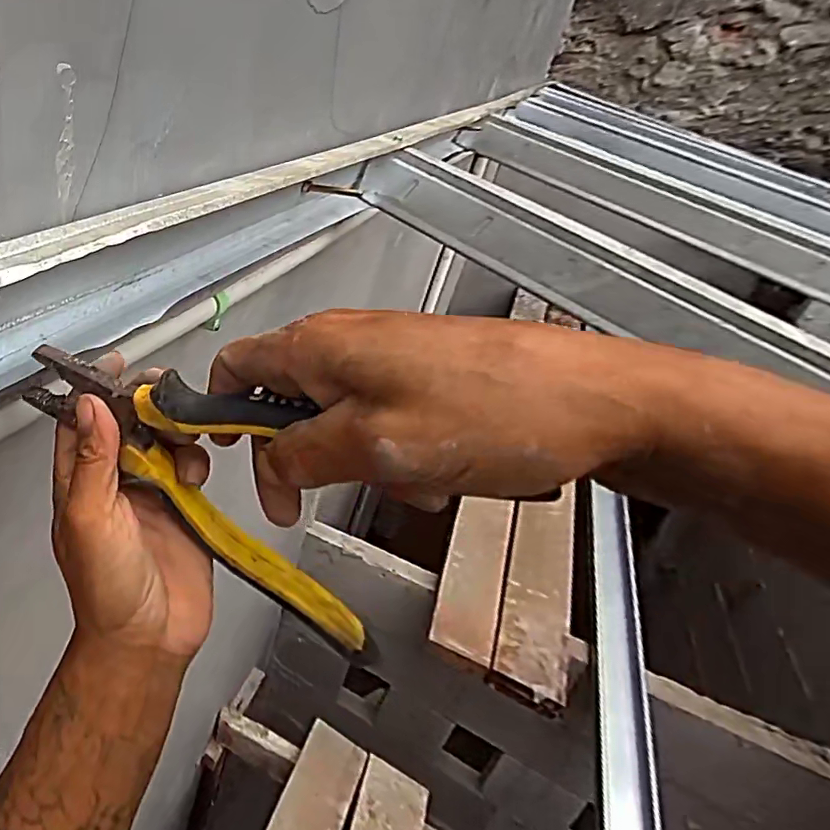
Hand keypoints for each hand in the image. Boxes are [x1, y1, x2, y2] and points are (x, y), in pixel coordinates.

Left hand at [51, 356, 214, 661]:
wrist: (149, 639)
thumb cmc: (105, 588)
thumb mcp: (90, 516)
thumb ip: (92, 460)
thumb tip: (89, 406)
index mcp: (77, 480)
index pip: (79, 422)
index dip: (92, 390)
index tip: (111, 364)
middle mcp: (109, 481)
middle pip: (122, 424)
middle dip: (139, 402)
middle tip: (159, 390)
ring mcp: (145, 492)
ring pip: (156, 440)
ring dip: (170, 429)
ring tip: (180, 435)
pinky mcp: (178, 507)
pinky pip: (186, 466)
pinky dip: (193, 457)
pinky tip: (195, 468)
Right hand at [209, 309, 662, 525]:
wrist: (610, 401)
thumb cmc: (494, 412)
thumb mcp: (371, 448)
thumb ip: (296, 458)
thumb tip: (265, 468)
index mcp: (314, 345)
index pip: (231, 367)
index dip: (219, 411)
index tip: (230, 453)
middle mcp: (341, 340)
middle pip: (281, 400)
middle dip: (299, 452)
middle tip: (322, 488)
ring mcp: (381, 354)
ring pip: (330, 417)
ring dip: (352, 459)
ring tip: (403, 480)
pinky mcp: (417, 371)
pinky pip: (374, 417)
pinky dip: (388, 450)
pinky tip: (432, 471)